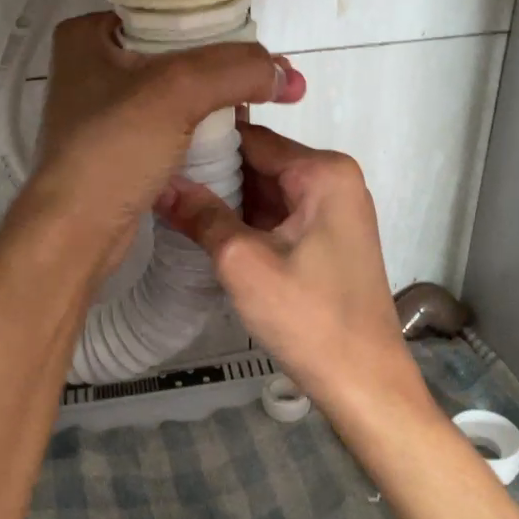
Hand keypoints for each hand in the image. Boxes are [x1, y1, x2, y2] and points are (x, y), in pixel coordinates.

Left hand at [29, 12, 305, 275]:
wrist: (75, 233)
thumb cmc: (113, 151)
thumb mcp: (177, 93)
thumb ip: (235, 71)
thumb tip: (286, 74)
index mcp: (89, 34)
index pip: (169, 14)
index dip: (221, 28)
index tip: (262, 50)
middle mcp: (92, 67)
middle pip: (177, 54)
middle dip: (226, 70)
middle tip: (272, 83)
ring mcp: (104, 113)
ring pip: (177, 95)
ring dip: (216, 103)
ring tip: (261, 109)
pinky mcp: (118, 151)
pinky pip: (171, 129)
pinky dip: (200, 133)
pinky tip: (231, 140)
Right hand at [156, 121, 425, 417]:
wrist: (362, 380)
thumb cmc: (308, 317)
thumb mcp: (244, 262)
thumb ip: (202, 216)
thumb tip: (160, 184)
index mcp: (324, 172)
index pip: (252, 138)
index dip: (204, 143)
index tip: (156, 149)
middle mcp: (335, 181)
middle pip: (261, 163)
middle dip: (213, 174)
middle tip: (156, 180)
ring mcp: (335, 213)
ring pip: (268, 193)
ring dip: (228, 201)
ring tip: (171, 204)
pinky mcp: (329, 242)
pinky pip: (280, 218)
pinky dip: (248, 224)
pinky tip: (207, 232)